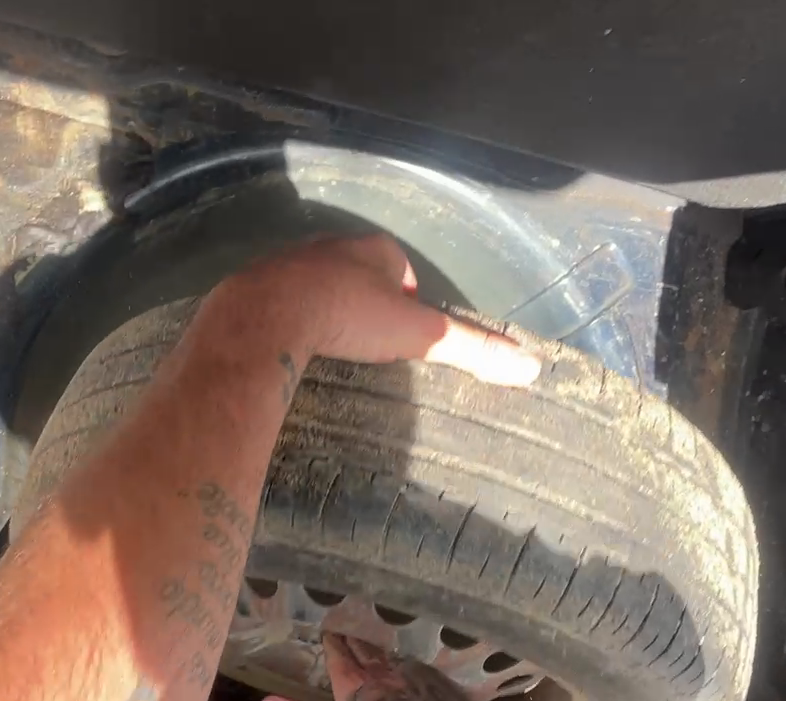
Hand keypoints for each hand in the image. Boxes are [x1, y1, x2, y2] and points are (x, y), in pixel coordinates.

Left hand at [194, 234, 541, 385]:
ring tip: (332, 338)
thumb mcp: (422, 334)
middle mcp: (331, 248)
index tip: (405, 322)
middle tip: (369, 333)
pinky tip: (293, 339)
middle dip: (365, 295)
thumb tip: (530, 367)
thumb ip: (472, 349)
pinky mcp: (256, 288)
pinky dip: (290, 315)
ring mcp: (290, 265)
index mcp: (374, 250)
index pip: (398, 264)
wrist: (271, 314)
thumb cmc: (352, 316)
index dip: (405, 293)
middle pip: (357, 270)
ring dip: (327, 304)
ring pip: (316, 281)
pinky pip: (281, 300)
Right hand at [259, 634, 461, 700]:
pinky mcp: (416, 699)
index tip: (324, 627)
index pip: (339, 654)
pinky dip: (386, 662)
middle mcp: (376, 679)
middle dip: (349, 638)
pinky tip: (389, 669)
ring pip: (381, 658)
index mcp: (353, 687)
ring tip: (361, 640)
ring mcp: (400, 687)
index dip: (331, 640)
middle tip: (340, 627)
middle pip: (361, 650)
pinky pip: (396, 670)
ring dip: (369, 647)